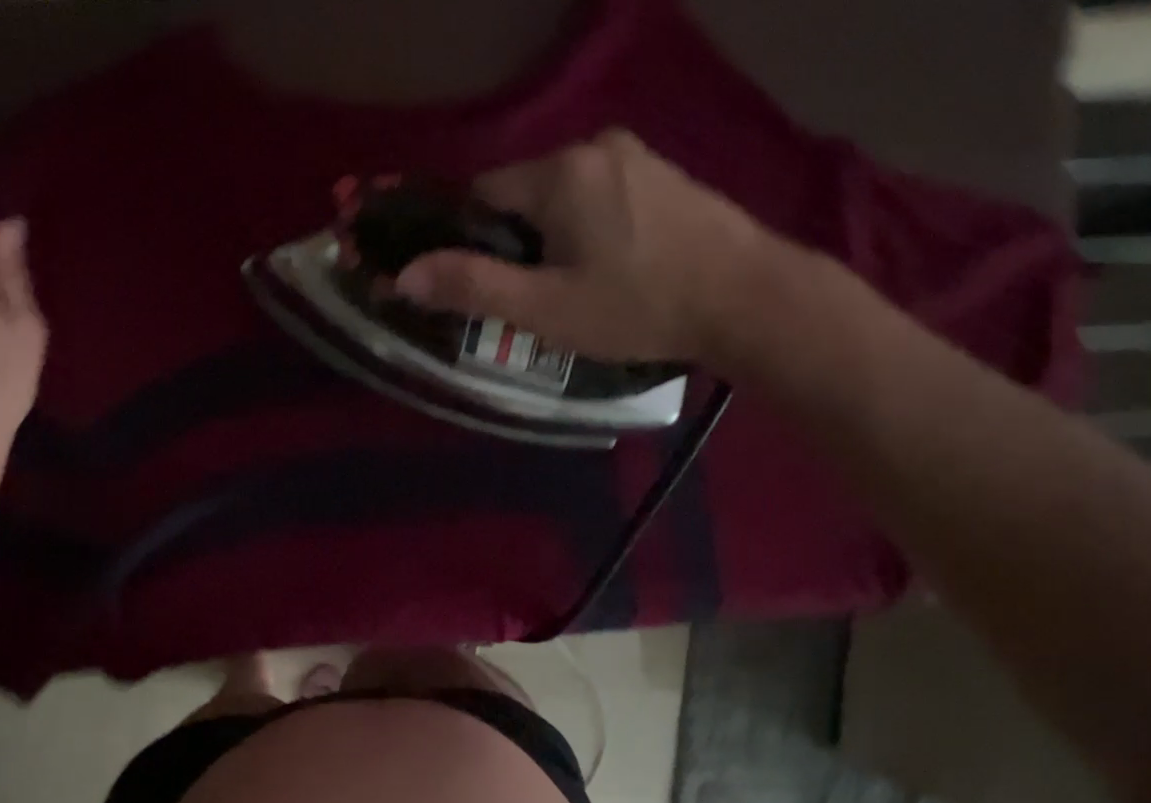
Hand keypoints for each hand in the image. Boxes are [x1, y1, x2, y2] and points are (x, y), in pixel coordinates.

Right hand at [394, 129, 772, 366]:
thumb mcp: (545, 308)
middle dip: (515, 243)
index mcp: (558, 172)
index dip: (467, 241)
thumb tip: (402, 276)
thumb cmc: (639, 307)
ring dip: (553, 239)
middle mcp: (594, 146)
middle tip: (532, 299)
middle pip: (522, 196)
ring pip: (563, 198)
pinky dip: (589, 230)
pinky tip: (612, 270)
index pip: (480, 195)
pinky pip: (601, 197)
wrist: (749, 300)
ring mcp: (636, 157)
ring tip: (574, 291)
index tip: (478, 283)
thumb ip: (472, 287)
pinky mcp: (665, 175)